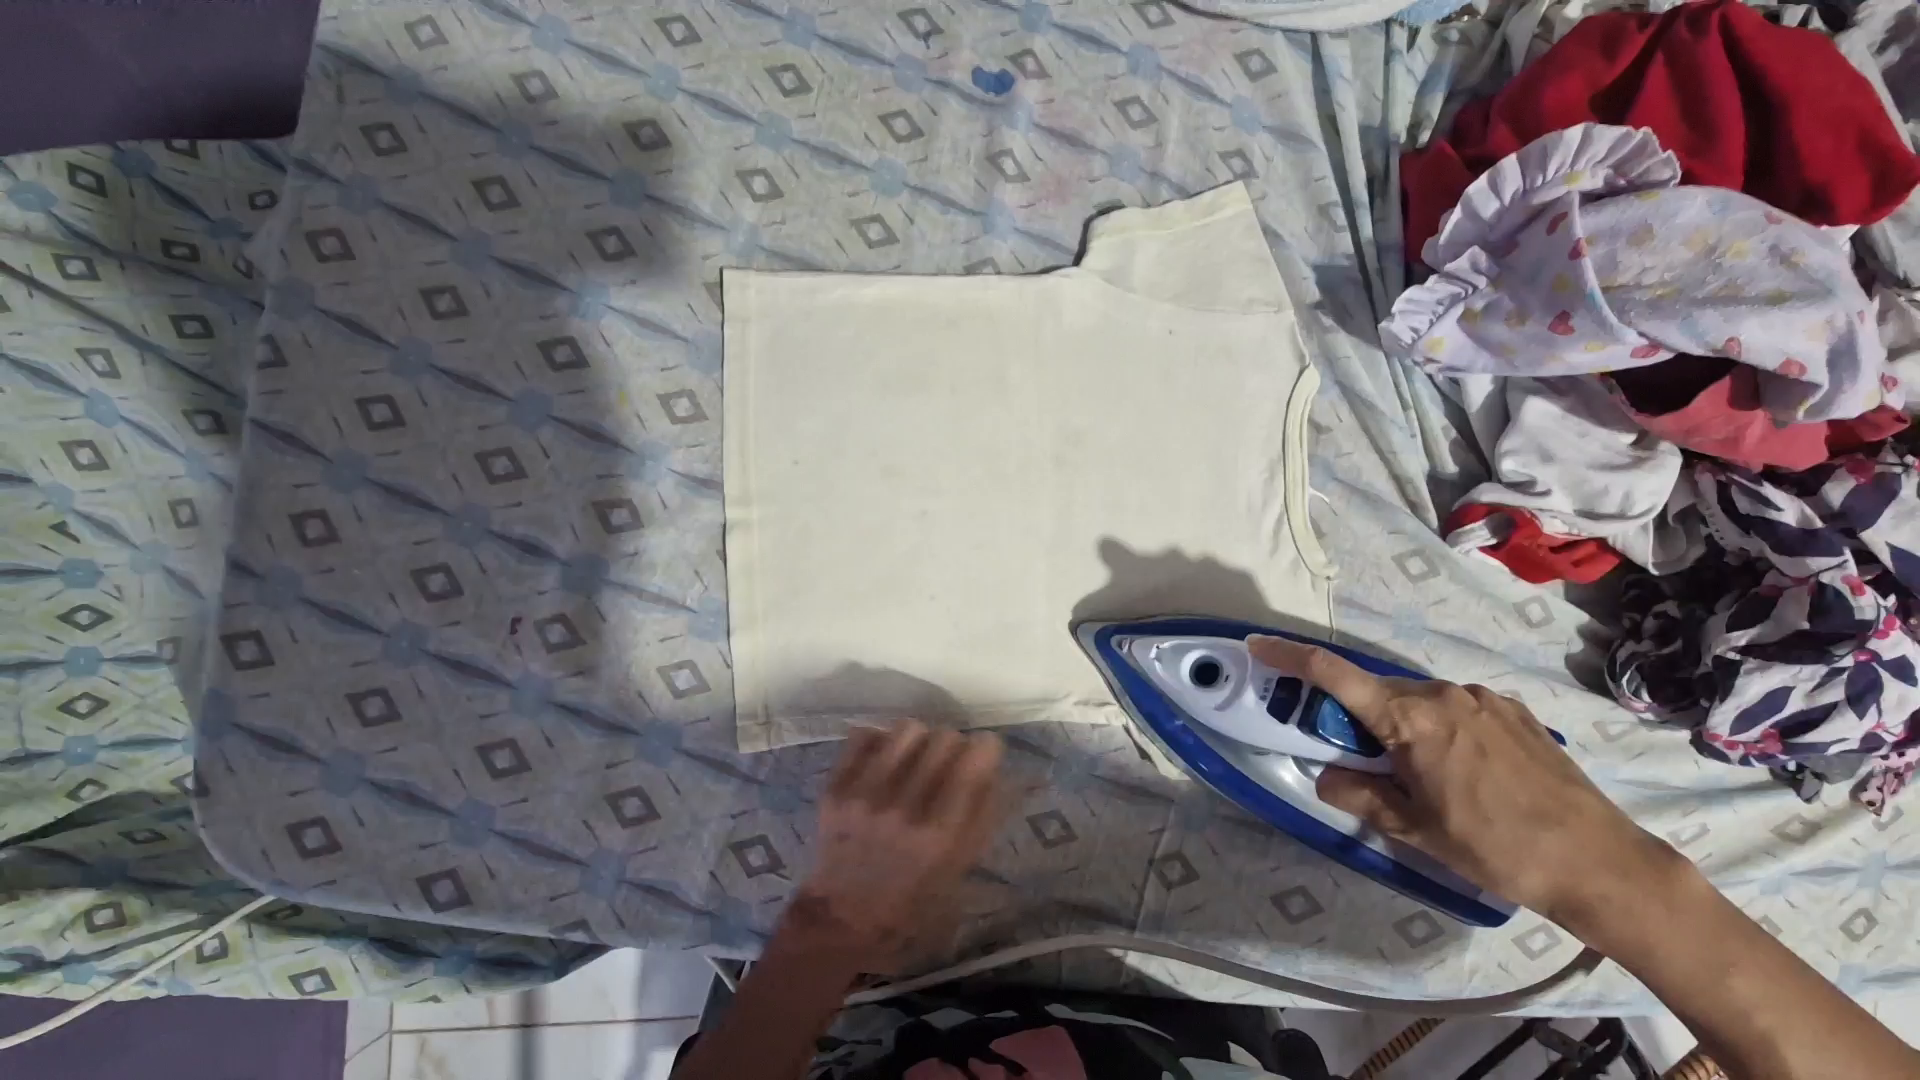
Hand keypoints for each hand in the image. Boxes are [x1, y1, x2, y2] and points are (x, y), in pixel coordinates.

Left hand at [787, 720, 1004, 972]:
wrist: (844, 918)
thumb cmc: (914, 901)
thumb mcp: (961, 867)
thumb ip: (984, 814)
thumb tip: (996, 766)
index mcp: (941, 833)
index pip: (974, 758)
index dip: (987, 748)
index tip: (984, 754)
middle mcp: (903, 807)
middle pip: (944, 737)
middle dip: (955, 745)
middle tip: (949, 763)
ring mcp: (864, 794)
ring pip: (907, 728)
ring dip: (919, 740)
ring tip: (915, 760)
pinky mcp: (836, 788)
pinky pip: (866, 735)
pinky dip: (880, 743)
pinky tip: (885, 763)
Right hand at [1249, 635, 1678, 926]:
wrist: (1600, 862)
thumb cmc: (1496, 848)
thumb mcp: (1415, 830)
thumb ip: (1360, 795)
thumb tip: (1326, 777)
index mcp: (1413, 719)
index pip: (1336, 676)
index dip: (1291, 657)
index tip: (1258, 645)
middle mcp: (1445, 694)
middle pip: (1377, 691)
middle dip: (1353, 715)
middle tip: (1353, 757)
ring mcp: (1483, 699)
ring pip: (1417, 701)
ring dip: (1398, 725)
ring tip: (1417, 776)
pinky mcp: (1513, 712)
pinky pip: (1454, 708)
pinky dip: (1436, 727)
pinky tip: (1458, 770)